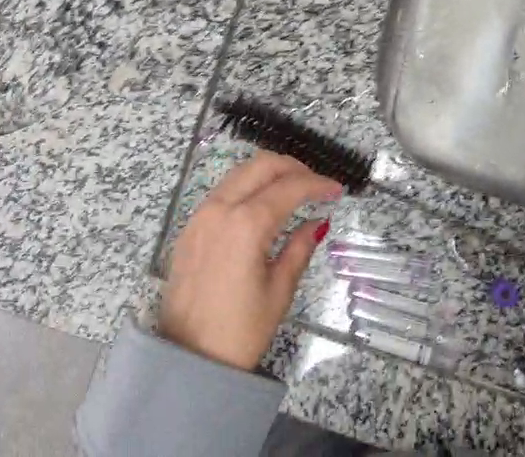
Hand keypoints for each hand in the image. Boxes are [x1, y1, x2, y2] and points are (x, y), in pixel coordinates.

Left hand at [160, 152, 341, 370]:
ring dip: (269, 173)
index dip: (317, 184)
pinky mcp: (190, 227)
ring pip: (240, 173)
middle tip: (316, 184)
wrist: (187, 358)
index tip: (337, 189)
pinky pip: (223, 191)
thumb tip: (318, 223)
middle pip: (261, 165)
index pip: (289, 188)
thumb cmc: (239, 331)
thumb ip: (299, 248)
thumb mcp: (278, 291)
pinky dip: (247, 187)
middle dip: (293, 167)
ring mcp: (201, 215)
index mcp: (246, 224)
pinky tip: (263, 205)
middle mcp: (220, 208)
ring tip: (294, 190)